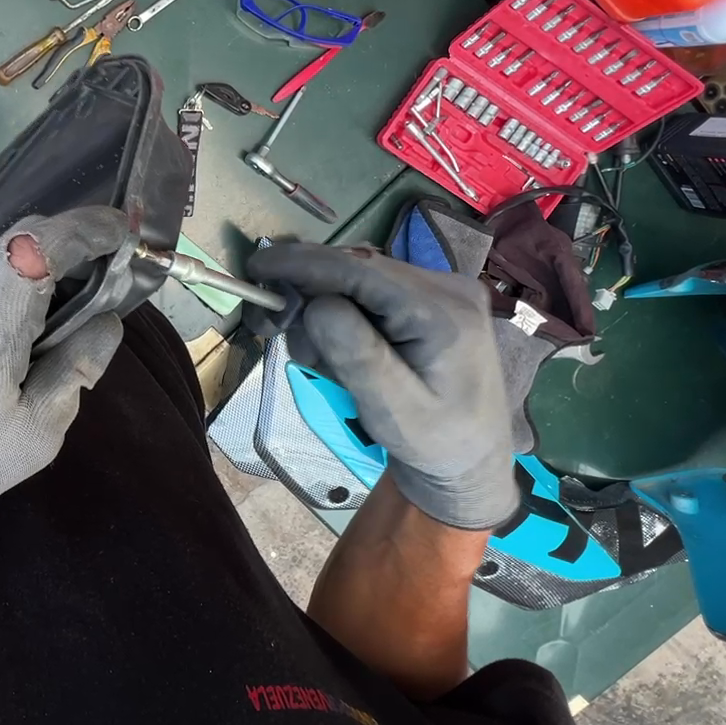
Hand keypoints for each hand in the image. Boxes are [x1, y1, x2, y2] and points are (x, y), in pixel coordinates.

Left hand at [0, 207, 128, 554]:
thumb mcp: (39, 432)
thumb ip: (77, 368)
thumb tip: (109, 318)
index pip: (28, 254)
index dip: (79, 230)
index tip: (120, 232)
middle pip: (19, 237)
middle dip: (73, 237)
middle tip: (111, 265)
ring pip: (4, 247)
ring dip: (50, 254)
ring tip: (81, 292)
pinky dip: (25, 270)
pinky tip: (42, 308)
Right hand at [245, 244, 521, 530]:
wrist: (469, 460)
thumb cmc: (432, 442)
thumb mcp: (391, 408)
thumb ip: (356, 353)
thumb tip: (316, 303)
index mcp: (443, 311)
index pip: (360, 268)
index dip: (303, 263)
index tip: (256, 267)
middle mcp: (444, 286)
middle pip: (352, 268)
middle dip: (306, 294)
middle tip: (272, 330)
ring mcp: (437, 288)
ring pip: (353, 278)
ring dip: (319, 310)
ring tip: (317, 361)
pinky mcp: (425, 298)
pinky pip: (364, 290)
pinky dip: (337, 314)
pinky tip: (336, 351)